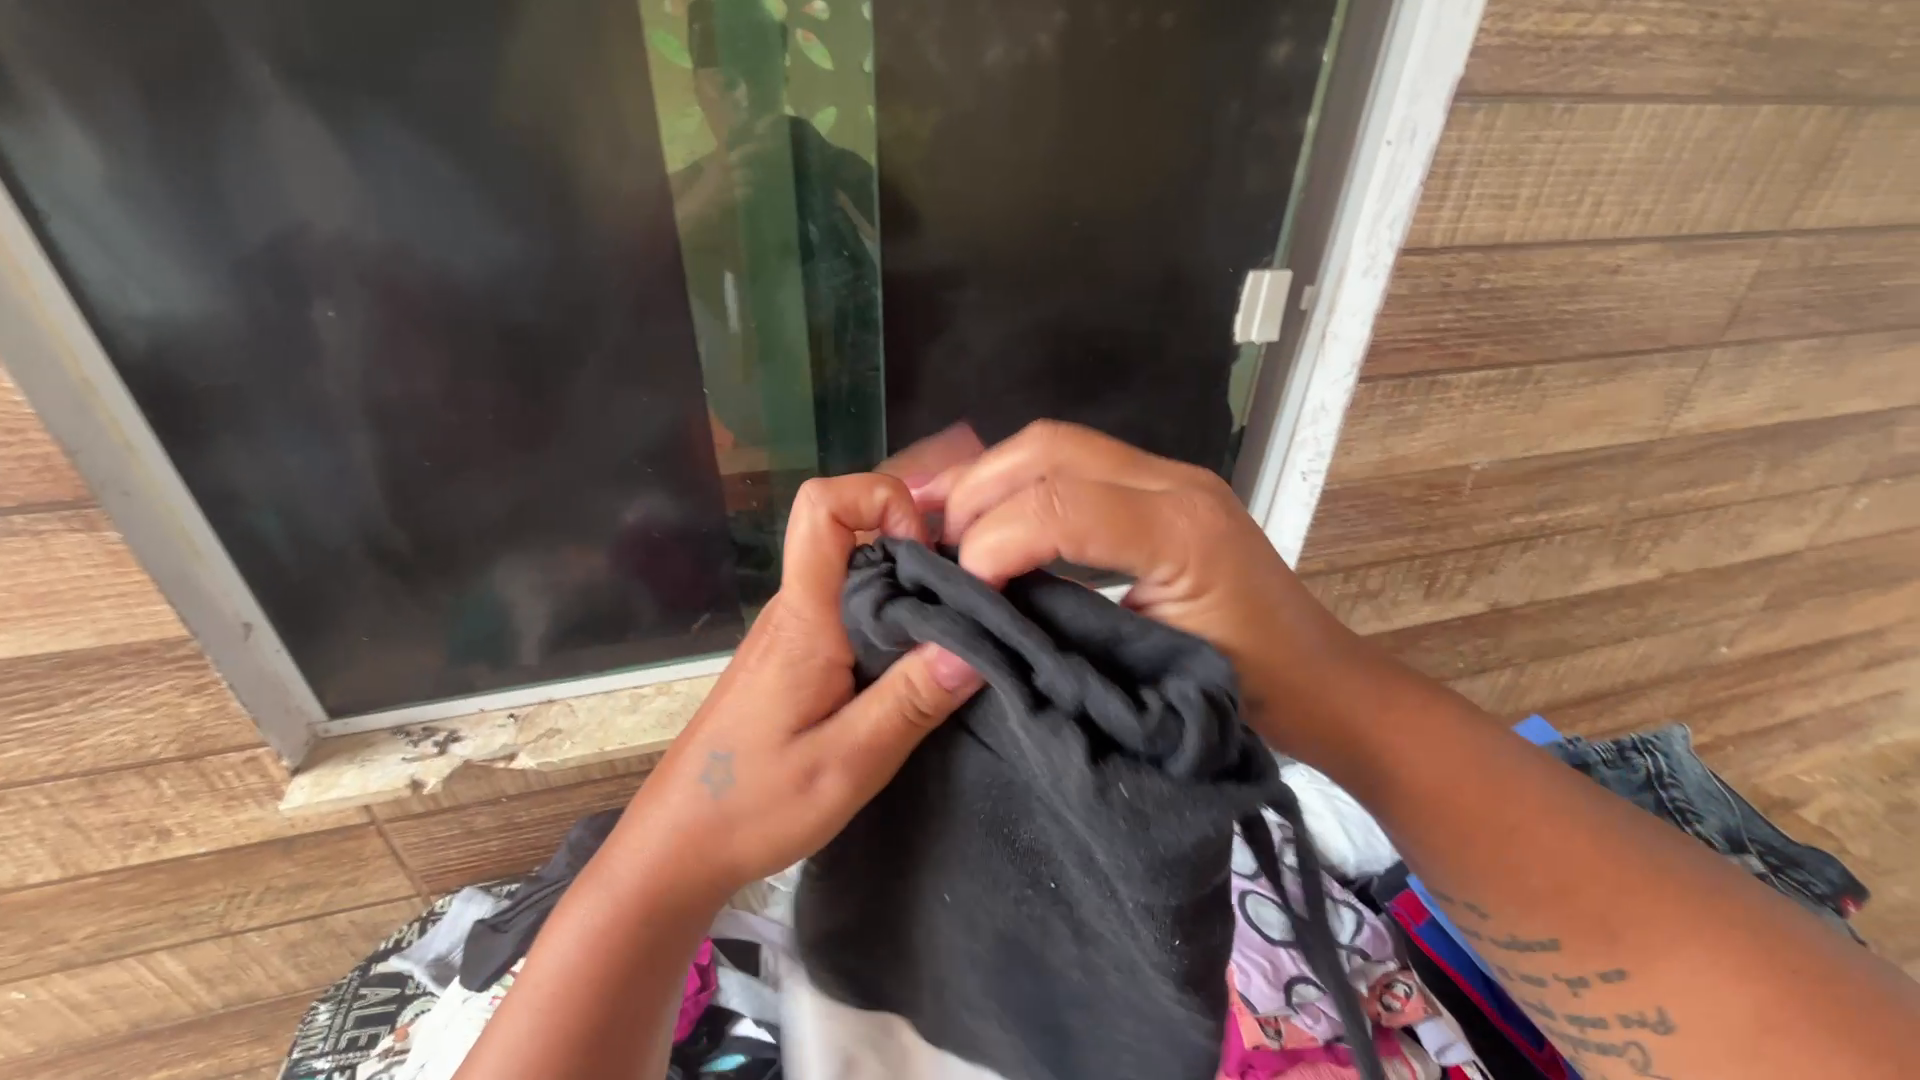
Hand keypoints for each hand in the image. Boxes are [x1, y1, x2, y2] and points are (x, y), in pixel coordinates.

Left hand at [624, 474, 982, 904]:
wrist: (680, 844)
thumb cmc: (755, 806)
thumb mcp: (848, 763)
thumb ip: (911, 701)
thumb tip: (975, 645)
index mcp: (803, 619)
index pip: (822, 506)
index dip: (880, 499)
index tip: (928, 554)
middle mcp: (796, 609)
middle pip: (851, 530)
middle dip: (915, 543)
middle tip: (970, 595)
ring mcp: (794, 631)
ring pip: (854, 570)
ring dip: (907, 583)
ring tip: (955, 628)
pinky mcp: (797, 657)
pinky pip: (849, 607)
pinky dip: (891, 614)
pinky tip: (918, 659)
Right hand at [920, 421, 1373, 753]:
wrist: (1323, 684)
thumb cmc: (1249, 694)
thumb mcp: (1152, 673)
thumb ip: (1066, 630)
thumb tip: (983, 613)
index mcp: (1180, 531)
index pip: (1058, 506)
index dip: (993, 541)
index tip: (962, 586)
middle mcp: (1176, 483)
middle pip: (1049, 449)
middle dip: (978, 490)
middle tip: (935, 542)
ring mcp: (1173, 477)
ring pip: (1058, 445)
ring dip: (993, 479)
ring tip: (946, 523)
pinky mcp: (1165, 488)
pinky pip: (1077, 464)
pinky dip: (1023, 485)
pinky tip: (992, 515)